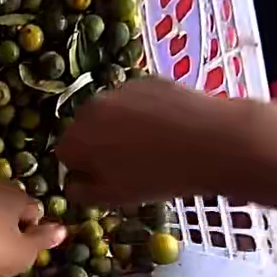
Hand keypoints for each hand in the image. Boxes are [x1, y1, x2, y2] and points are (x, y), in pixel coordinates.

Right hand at [59, 79, 242, 204]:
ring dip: (121, 127)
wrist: (212, 141)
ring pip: (111, 112)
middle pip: (85, 128)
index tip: (104, 178)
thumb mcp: (116, 197)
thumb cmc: (158, 176)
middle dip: (99, 144)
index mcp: (78, 138)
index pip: (65, 154)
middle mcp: (92, 107)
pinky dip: (145, 112)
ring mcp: (121, 89)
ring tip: (152, 146)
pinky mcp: (148, 79)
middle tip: (128, 163)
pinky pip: (136, 99)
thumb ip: (84, 193)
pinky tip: (168, 128)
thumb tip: (74, 185)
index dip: (82, 169)